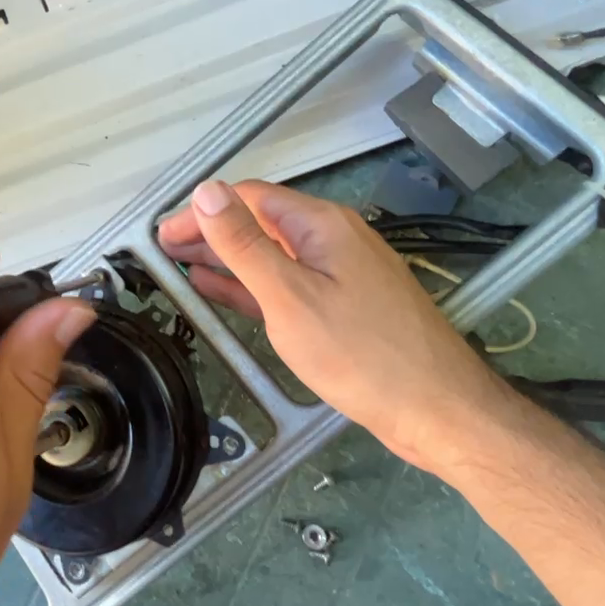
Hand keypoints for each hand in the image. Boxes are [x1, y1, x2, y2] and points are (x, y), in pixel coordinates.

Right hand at [157, 180, 514, 471]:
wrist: (441, 414)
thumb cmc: (362, 354)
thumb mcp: (289, 296)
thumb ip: (243, 243)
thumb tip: (206, 191)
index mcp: (321, 225)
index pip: (247, 198)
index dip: (201, 211)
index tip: (163, 234)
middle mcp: (332, 238)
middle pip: (259, 222)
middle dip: (210, 232)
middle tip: (164, 251)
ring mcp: (340, 272)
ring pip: (271, 253)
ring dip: (226, 257)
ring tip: (181, 265)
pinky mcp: (344, 304)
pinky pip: (286, 282)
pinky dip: (251, 283)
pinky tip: (221, 289)